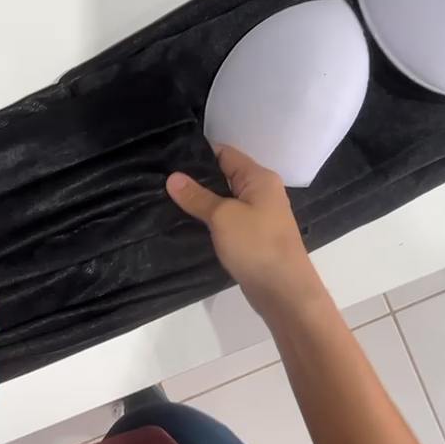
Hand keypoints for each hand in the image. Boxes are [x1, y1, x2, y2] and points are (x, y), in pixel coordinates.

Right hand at [166, 146, 325, 313]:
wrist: (283, 289)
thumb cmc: (256, 245)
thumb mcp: (222, 217)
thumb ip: (197, 197)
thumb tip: (172, 177)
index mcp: (259, 178)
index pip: (225, 154)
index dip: (197, 155)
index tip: (167, 160)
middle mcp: (261, 191)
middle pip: (223, 176)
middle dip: (195, 179)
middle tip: (161, 181)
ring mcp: (258, 215)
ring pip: (223, 199)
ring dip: (200, 201)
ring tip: (167, 200)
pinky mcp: (251, 236)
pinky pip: (226, 219)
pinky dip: (208, 219)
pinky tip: (187, 224)